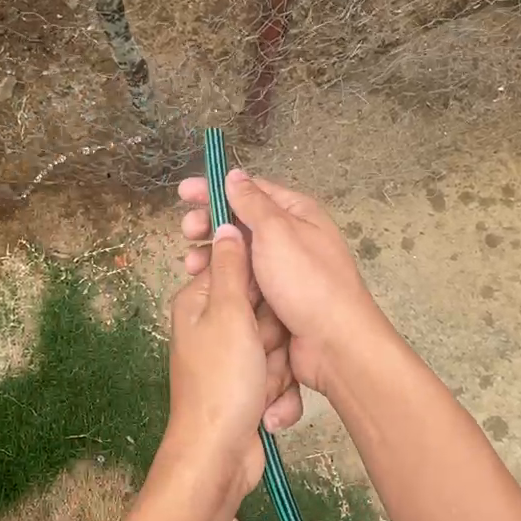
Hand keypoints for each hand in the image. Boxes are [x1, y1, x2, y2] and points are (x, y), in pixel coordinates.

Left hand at [164, 223, 289, 504]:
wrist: (218, 456)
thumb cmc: (221, 379)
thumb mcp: (228, 313)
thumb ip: (231, 267)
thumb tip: (226, 224)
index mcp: (199, 299)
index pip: (237, 265)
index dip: (262, 281)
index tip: (275, 298)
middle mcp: (212, 323)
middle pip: (262, 306)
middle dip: (275, 333)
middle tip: (266, 352)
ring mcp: (230, 357)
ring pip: (274, 341)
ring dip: (278, 366)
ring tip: (265, 386)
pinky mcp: (246, 385)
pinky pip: (274, 373)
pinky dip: (277, 391)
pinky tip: (269, 409)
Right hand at [179, 170, 392, 394]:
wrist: (336, 346)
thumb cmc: (307, 282)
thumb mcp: (276, 232)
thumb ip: (252, 202)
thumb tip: (234, 175)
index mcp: (296, 213)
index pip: (250, 191)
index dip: (216, 189)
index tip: (185, 193)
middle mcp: (291, 237)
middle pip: (242, 222)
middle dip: (211, 224)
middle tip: (187, 233)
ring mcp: (284, 271)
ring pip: (240, 254)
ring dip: (213, 255)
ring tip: (192, 266)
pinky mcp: (276, 300)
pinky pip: (244, 281)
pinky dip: (225, 279)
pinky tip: (208, 286)